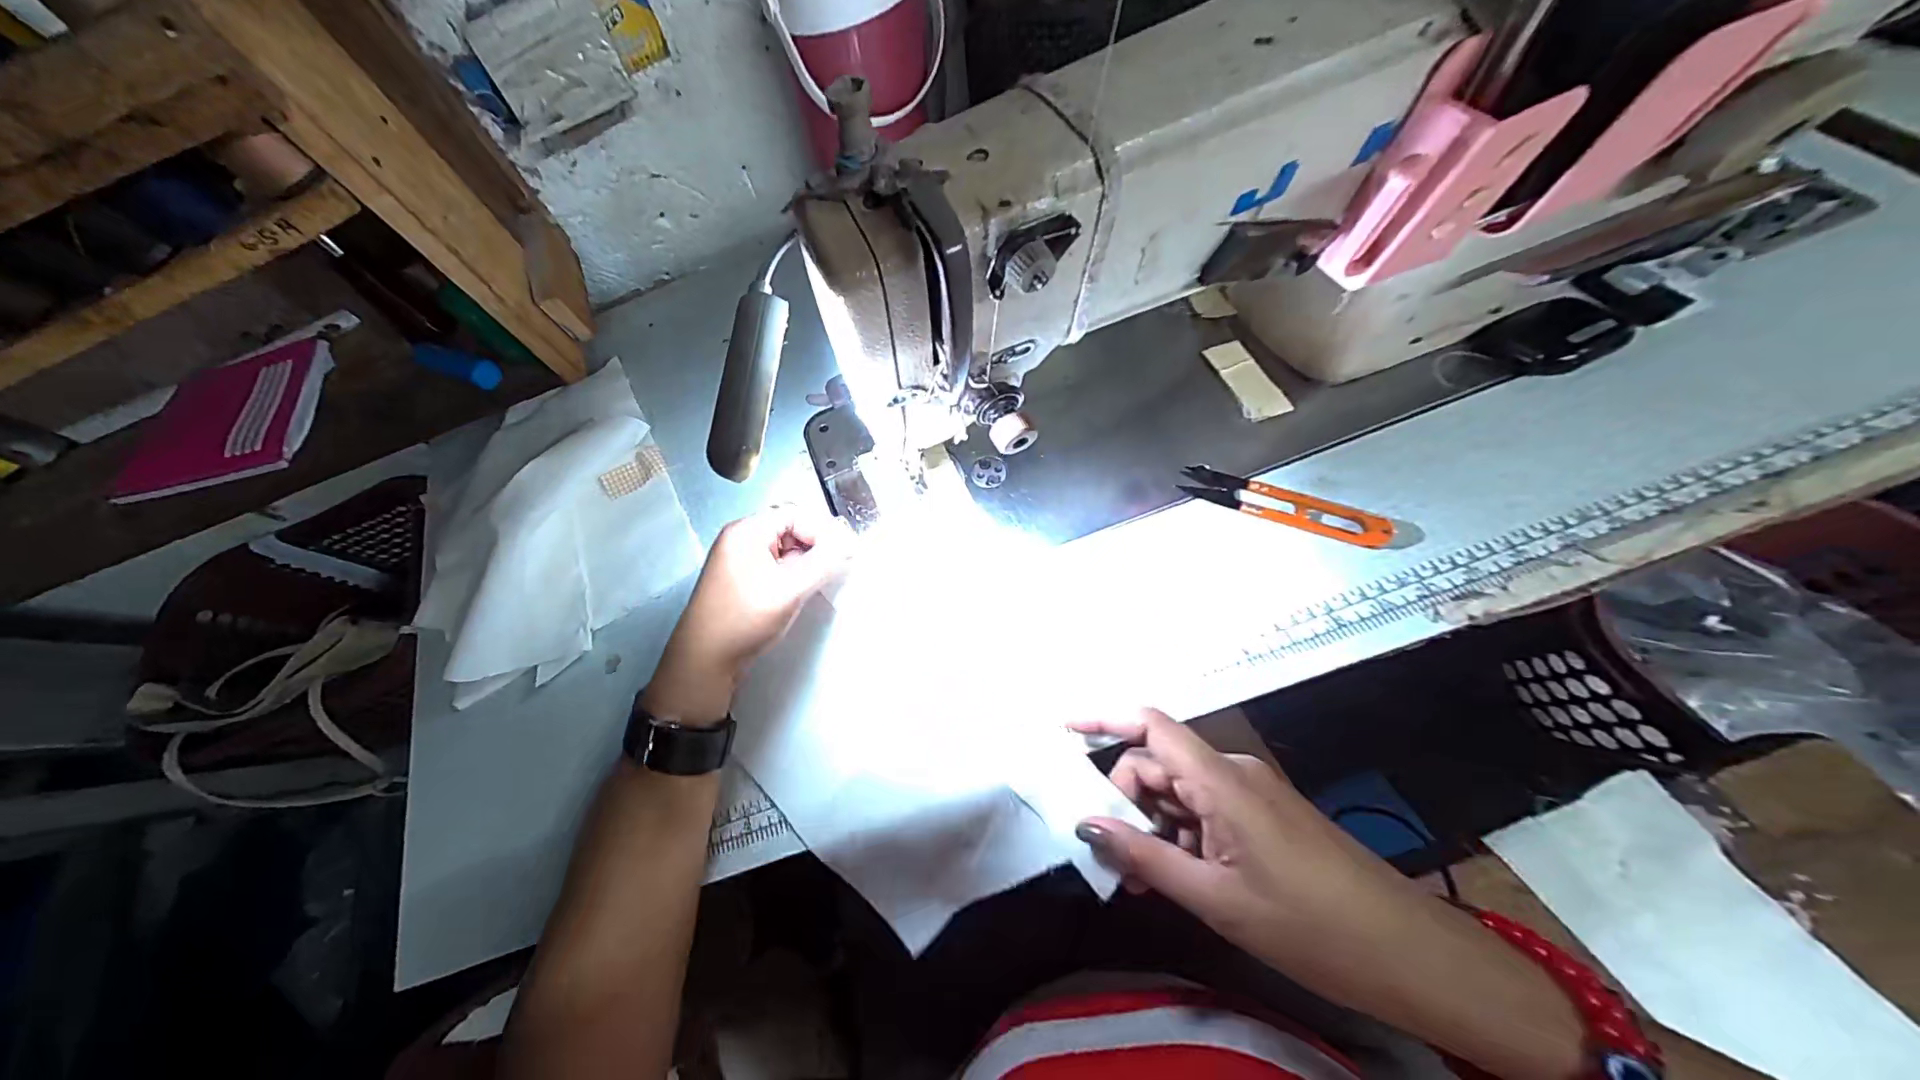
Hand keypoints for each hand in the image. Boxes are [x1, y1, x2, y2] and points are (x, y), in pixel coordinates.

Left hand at [644, 506, 850, 723]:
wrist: (705, 660)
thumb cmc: (745, 620)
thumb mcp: (791, 588)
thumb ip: (825, 562)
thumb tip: (850, 543)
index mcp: (747, 531)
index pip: (795, 513)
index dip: (822, 531)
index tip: (841, 555)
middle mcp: (740, 538)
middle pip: (790, 526)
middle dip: (815, 545)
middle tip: (831, 569)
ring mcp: (738, 558)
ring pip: (784, 547)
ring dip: (804, 560)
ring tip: (813, 583)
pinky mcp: (740, 577)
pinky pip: (774, 563)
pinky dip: (791, 572)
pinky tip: (797, 591)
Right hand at [1072, 710, 1425, 973]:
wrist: (1408, 953)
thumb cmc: (1308, 925)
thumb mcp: (1214, 897)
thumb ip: (1144, 856)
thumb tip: (1087, 824)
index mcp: (1221, 780)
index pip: (1151, 725)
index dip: (1103, 720)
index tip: (1063, 732)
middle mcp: (1233, 772)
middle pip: (1158, 764)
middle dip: (1126, 802)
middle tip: (1112, 859)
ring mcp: (1251, 793)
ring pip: (1180, 792)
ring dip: (1152, 827)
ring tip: (1142, 881)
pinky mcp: (1264, 815)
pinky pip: (1206, 810)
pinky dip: (1181, 836)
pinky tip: (1176, 878)